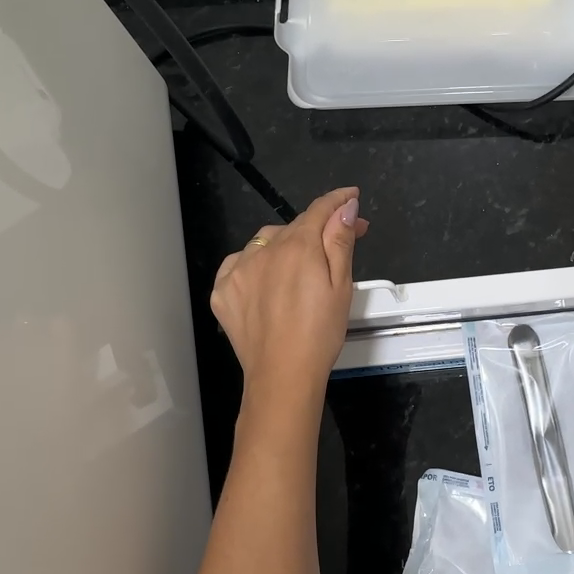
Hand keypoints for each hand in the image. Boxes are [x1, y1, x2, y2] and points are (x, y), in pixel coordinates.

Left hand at [211, 187, 368, 409]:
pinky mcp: (222, 291)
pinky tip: (266, 280)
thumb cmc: (321, 333)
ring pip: (264, 242)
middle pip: (293, 227)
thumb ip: (340, 240)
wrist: (283, 376)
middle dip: (317, 228)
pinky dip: (254, 264)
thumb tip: (345, 205)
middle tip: (337, 244)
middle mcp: (264, 250)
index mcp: (298, 246)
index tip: (351, 197)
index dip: (338, 200)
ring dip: (283, 244)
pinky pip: (238, 264)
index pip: (319, 210)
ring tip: (299, 267)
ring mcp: (238, 270)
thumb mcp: (342, 285)